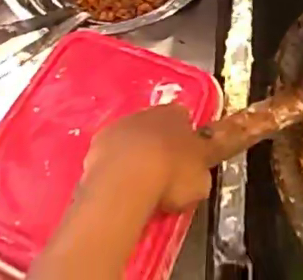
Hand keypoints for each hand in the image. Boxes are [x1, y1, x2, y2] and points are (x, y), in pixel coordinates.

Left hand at [83, 104, 213, 213]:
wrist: (124, 184)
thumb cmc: (171, 174)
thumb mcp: (203, 174)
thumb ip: (205, 165)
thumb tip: (206, 164)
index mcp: (178, 114)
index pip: (185, 119)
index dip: (185, 139)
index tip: (186, 161)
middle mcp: (149, 112)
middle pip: (156, 127)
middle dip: (159, 145)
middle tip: (162, 175)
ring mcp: (120, 127)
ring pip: (131, 140)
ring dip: (134, 155)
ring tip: (137, 187)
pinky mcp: (96, 146)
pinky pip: (109, 156)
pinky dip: (113, 168)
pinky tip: (115, 189)